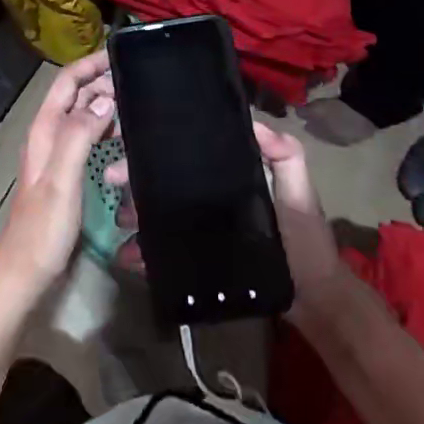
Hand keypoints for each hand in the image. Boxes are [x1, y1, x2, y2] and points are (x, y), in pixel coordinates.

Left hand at [0, 52, 115, 295]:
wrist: (25, 274)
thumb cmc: (42, 228)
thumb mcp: (61, 179)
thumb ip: (79, 135)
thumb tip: (104, 98)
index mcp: (44, 129)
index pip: (67, 81)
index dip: (91, 64)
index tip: (122, 54)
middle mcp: (49, 135)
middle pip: (77, 95)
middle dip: (104, 84)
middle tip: (140, 84)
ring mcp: (58, 155)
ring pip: (84, 117)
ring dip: (107, 108)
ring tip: (138, 109)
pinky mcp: (68, 173)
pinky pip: (89, 140)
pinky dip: (106, 132)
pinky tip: (125, 140)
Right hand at [104, 118, 341, 316]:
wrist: (312, 300)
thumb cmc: (304, 238)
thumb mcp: (298, 190)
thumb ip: (286, 155)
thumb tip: (252, 123)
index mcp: (224, 175)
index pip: (185, 154)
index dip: (156, 146)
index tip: (129, 142)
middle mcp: (205, 197)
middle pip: (161, 181)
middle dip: (132, 178)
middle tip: (111, 179)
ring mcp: (197, 229)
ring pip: (155, 214)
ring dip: (132, 213)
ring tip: (121, 221)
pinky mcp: (193, 260)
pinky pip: (161, 252)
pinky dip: (140, 253)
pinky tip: (127, 256)